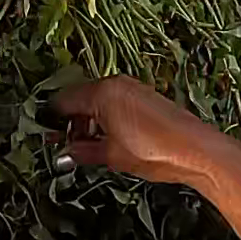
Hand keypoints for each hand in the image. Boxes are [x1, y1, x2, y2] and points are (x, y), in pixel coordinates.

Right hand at [51, 75, 240, 188]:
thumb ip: (83, 151)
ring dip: (87, 120)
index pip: (64, 100)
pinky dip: (104, 116)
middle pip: (80, 97)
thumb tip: (66, 152)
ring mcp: (131, 88)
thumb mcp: (112, 155)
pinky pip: (114, 101)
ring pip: (97, 99)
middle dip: (70, 120)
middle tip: (62, 144)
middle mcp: (115, 84)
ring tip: (84, 146)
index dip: (51, 119)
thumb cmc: (152, 150)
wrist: (195, 149)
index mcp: (101, 93)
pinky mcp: (144, 96)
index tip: (45, 135)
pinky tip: (106, 138)